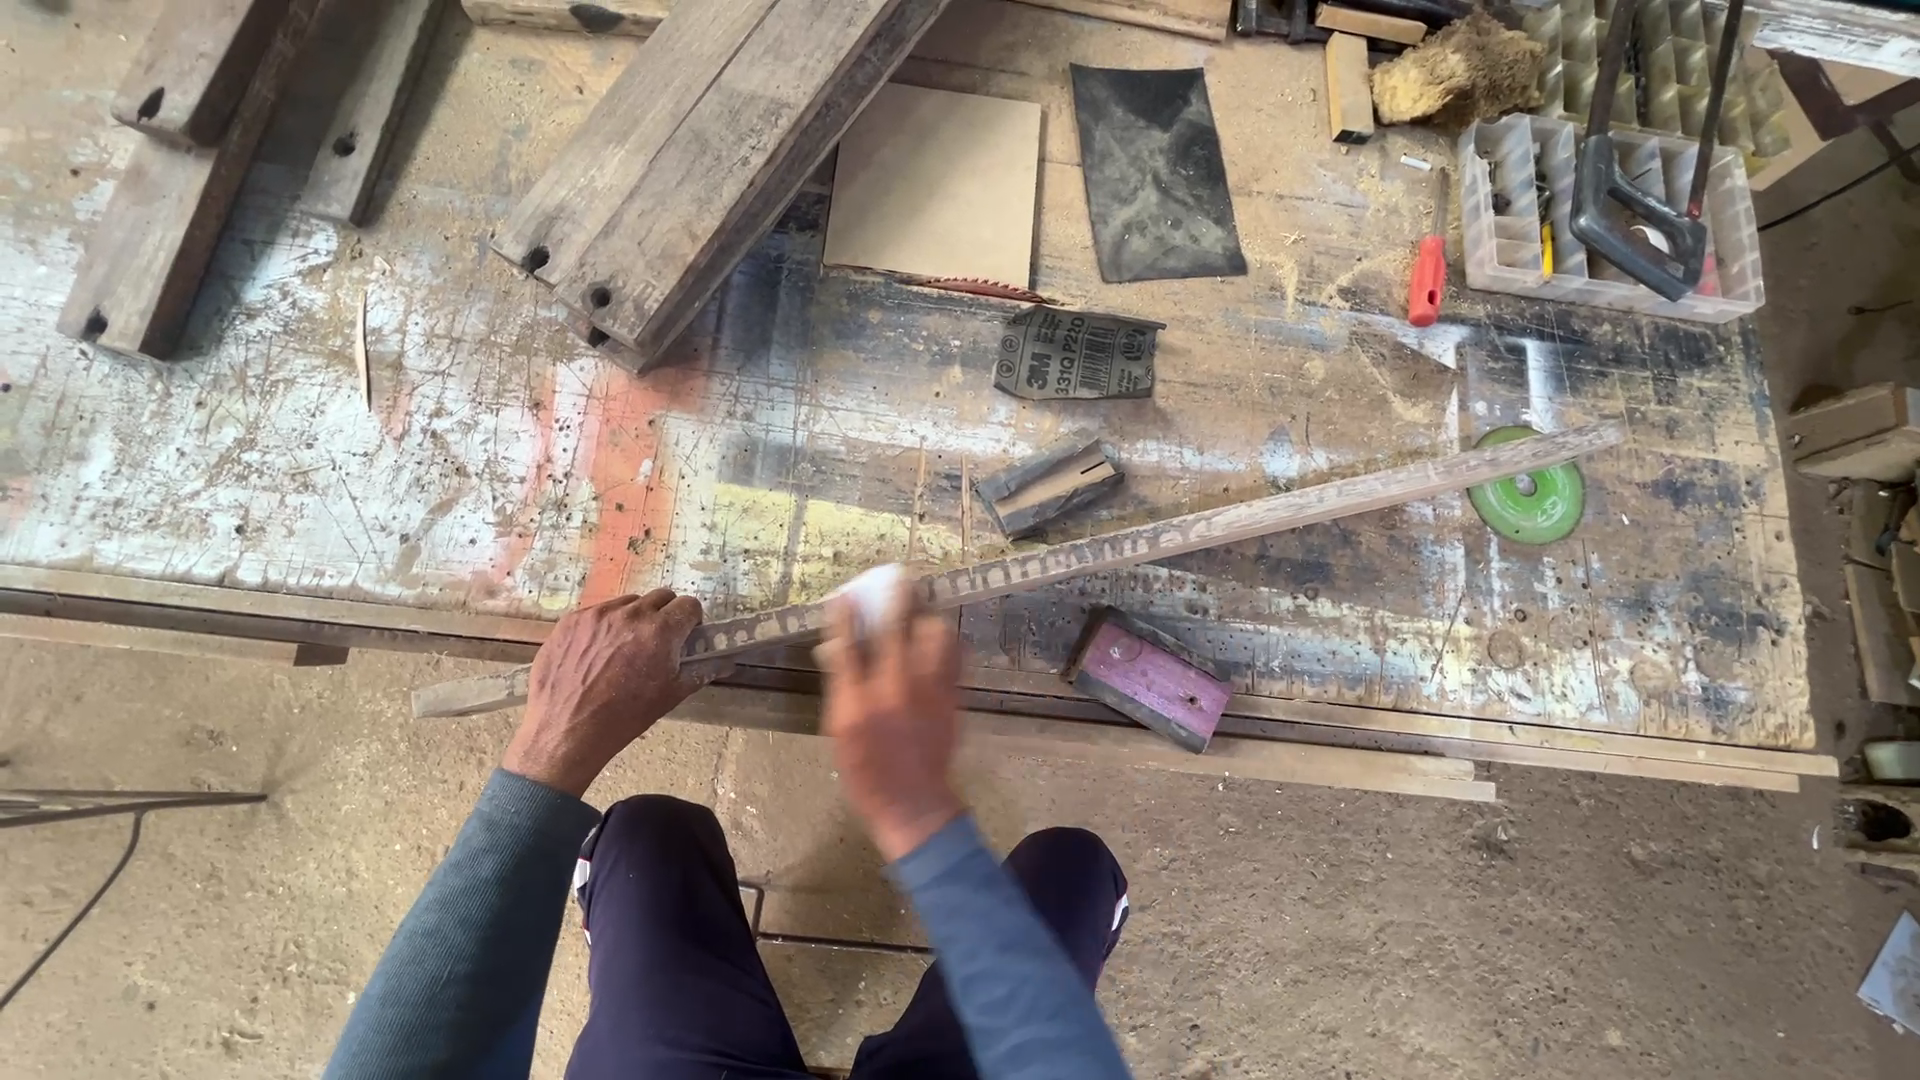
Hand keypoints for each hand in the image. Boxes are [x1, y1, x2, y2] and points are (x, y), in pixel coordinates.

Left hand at [503, 589, 721, 796]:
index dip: (691, 620)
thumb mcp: (670, 696)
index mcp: (661, 631)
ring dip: (635, 617)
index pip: (689, 604)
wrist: (566, 730)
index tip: (685, 635)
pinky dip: (606, 624)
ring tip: (624, 646)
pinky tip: (598, 651)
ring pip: (629, 602)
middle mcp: (631, 614)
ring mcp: (597, 614)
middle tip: (658, 640)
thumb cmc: (625, 717)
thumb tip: (725, 663)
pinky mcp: (571, 620)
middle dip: (666, 614)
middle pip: (661, 597)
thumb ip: (701, 671)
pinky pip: (598, 612)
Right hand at [815, 577, 964, 860]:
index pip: (848, 645)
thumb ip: (842, 688)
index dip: (846, 616)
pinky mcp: (952, 696)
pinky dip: (949, 640)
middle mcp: (893, 688)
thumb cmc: (866, 771)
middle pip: (896, 628)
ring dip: (928, 616)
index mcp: (857, 701)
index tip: (846, 595)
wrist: (912, 801)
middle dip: (897, 597)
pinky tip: (943, 635)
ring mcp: (928, 690)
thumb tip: (840, 652)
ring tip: (924, 609)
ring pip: (934, 635)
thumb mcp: (839, 733)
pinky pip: (955, 655)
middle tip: (900, 578)